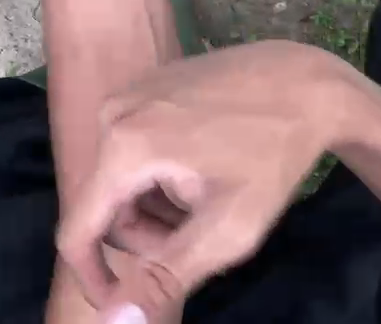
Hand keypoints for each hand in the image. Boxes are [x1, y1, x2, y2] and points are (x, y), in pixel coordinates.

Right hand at [56, 42, 357, 323]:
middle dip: (146, 235)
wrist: (304, 80)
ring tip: (207, 199)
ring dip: (156, 204)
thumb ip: (164, 278)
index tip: (129, 302)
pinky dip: (160, 171)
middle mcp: (113, 111)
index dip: (94, 278)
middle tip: (200, 235)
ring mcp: (131, 91)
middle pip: (105, 205)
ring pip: (121, 177)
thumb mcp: (225, 228)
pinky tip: (203, 166)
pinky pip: (134, 145)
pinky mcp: (149, 83)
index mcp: (123, 145)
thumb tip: (114, 323)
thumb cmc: (271, 154)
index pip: (77, 231)